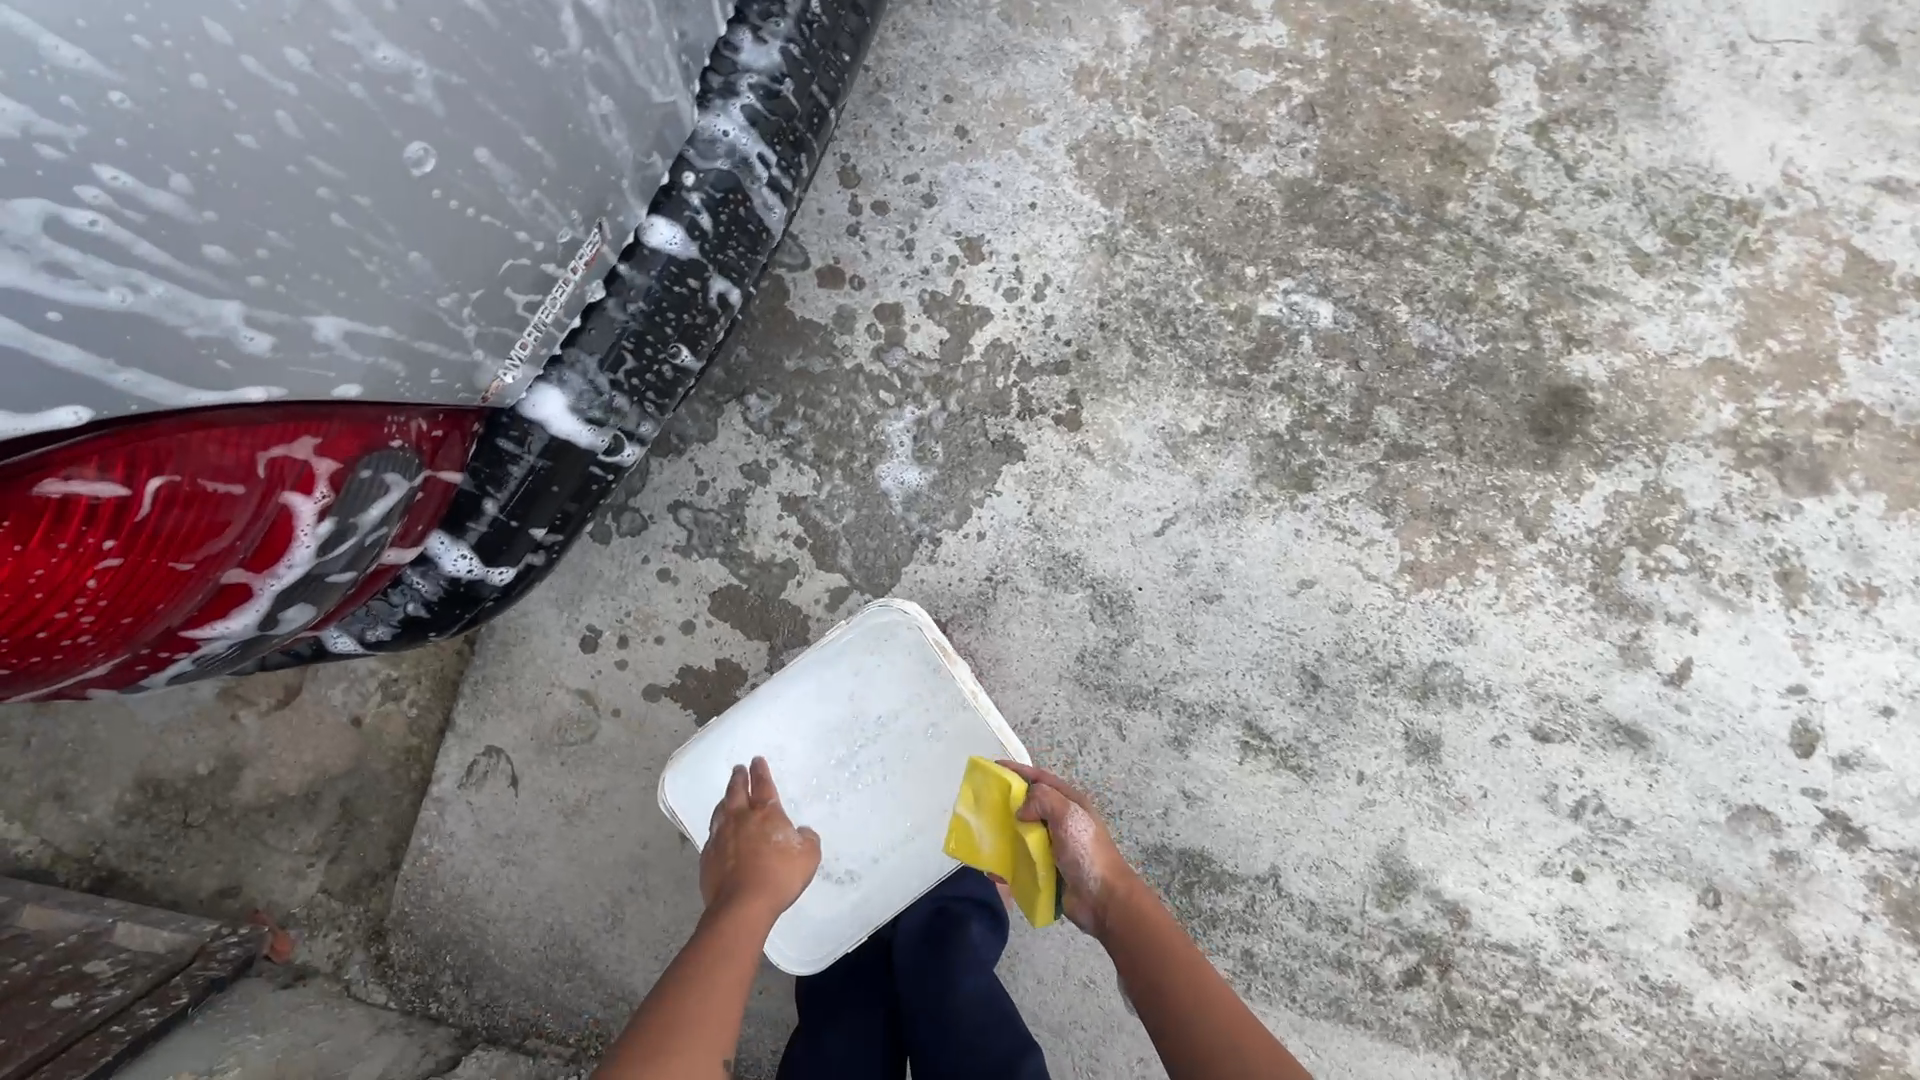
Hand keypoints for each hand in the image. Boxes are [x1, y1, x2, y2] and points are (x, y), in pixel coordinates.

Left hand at [701, 757, 820, 922]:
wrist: (742, 905)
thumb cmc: (779, 876)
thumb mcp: (809, 856)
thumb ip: (807, 839)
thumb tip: (802, 831)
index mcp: (766, 813)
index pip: (763, 785)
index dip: (761, 771)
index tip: (757, 760)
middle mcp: (740, 819)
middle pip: (737, 791)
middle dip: (739, 778)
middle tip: (738, 769)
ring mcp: (720, 837)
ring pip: (721, 810)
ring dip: (725, 799)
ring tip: (727, 796)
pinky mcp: (707, 856)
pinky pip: (712, 834)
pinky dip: (717, 826)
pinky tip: (718, 830)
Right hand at [999, 760, 1139, 937]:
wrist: (1102, 900)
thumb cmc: (1086, 852)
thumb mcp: (1068, 814)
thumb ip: (1043, 799)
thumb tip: (1020, 810)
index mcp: (1070, 803)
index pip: (1041, 779)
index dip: (1019, 771)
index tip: (995, 768)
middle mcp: (1061, 822)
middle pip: (1029, 806)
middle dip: (1008, 803)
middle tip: (983, 803)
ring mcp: (1053, 847)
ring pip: (1022, 834)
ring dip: (1004, 834)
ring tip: (982, 835)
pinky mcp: (1046, 871)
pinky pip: (1021, 862)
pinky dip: (1006, 864)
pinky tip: (992, 868)